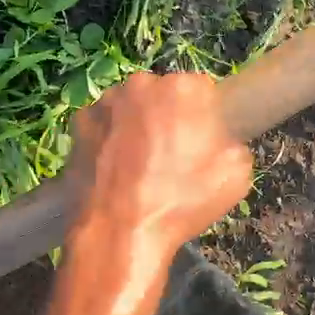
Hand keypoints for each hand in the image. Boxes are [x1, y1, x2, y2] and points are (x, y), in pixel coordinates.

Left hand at [64, 73, 251, 258]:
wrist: (120, 230)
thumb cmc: (181, 201)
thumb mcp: (235, 175)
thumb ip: (231, 142)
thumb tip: (217, 139)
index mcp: (183, 88)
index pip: (200, 89)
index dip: (203, 114)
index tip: (200, 138)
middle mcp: (142, 83)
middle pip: (162, 93)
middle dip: (166, 115)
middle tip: (169, 152)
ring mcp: (106, 100)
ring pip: (129, 106)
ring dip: (136, 124)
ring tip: (138, 163)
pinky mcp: (80, 119)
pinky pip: (103, 123)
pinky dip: (108, 137)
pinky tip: (113, 165)